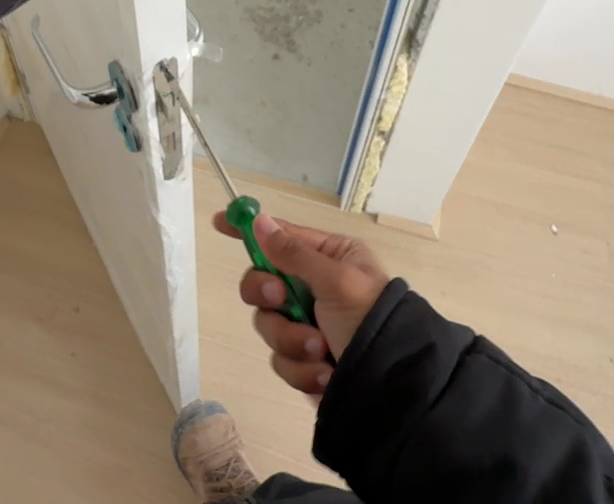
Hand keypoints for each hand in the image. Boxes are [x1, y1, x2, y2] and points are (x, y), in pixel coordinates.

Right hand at [214, 212, 390, 395]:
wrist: (394, 390)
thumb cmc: (371, 320)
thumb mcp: (336, 280)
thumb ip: (294, 254)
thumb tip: (260, 222)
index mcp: (330, 257)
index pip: (282, 235)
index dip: (250, 229)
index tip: (219, 222)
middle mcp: (316, 286)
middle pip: (262, 280)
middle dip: (268, 295)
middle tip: (280, 299)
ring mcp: (308, 323)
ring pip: (268, 323)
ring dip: (291, 339)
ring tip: (320, 351)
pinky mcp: (304, 359)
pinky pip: (281, 358)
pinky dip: (301, 369)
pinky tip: (326, 375)